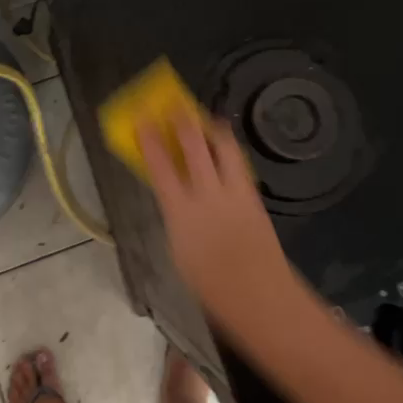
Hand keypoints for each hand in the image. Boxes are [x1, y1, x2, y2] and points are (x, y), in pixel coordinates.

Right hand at [136, 113, 297, 324]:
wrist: (260, 296)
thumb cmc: (210, 286)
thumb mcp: (179, 250)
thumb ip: (176, 215)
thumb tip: (174, 193)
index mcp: (181, 213)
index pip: (160, 166)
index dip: (149, 139)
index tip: (141, 118)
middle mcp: (208, 195)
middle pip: (194, 146)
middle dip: (182, 122)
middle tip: (174, 105)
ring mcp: (234, 193)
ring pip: (224, 148)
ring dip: (211, 129)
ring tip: (204, 118)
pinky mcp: (254, 196)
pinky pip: (239, 163)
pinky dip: (228, 150)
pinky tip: (224, 147)